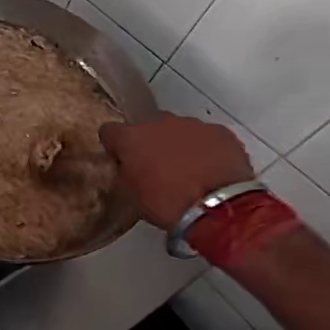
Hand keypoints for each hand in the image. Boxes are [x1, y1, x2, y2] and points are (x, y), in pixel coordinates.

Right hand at [99, 112, 254, 229]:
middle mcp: (159, 122)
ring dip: (177, 144)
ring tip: (187, 170)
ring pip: (178, 129)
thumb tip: (127, 165)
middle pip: (147, 127)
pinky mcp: (220, 131)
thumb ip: (125, 171)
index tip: (120, 159)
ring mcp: (192, 124)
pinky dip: (205, 148)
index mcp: (131, 137)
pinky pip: (206, 136)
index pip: (110, 131)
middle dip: (149, 142)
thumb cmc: (166, 203)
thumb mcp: (131, 193)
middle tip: (156, 167)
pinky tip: (210, 169)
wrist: (217, 207)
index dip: (114, 145)